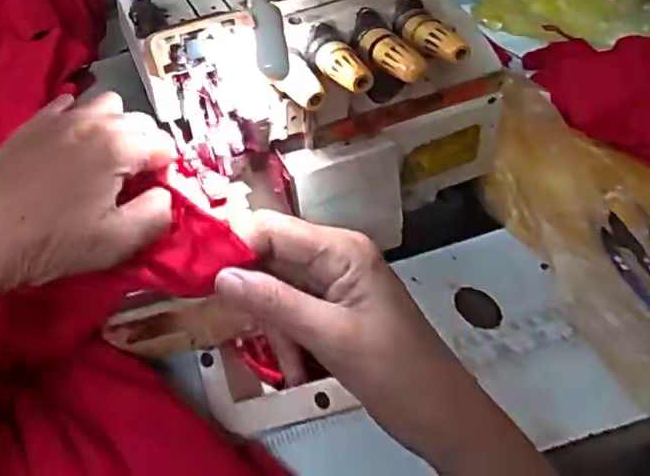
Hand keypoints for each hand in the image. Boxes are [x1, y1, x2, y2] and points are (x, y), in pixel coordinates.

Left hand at [0, 91, 176, 296]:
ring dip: (115, 125)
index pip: (164, 145)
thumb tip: (165, 195)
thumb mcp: (113, 243)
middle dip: (145, 145)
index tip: (151, 196)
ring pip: (106, 103)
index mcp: (120, 145)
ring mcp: (61, 116)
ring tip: (102, 160)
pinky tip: (68, 145)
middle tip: (129, 184)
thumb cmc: (48, 242)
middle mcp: (95, 120)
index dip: (165, 171)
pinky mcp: (34, 121)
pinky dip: (79, 117)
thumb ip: (155, 216)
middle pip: (139, 120)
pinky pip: (68, 104)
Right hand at [214, 212, 547, 475]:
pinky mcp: (335, 305)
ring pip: (279, 289)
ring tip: (289, 367)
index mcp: (341, 248)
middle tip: (241, 329)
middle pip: (272, 258)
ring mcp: (335, 281)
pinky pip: (294, 309)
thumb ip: (275, 303)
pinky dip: (288, 337)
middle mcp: (335, 254)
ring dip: (274, 327)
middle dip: (256, 298)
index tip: (201, 270)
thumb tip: (221, 274)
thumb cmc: (399, 374)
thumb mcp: (333, 339)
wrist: (449, 422)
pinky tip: (297, 368)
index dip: (235, 244)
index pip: (273, 228)